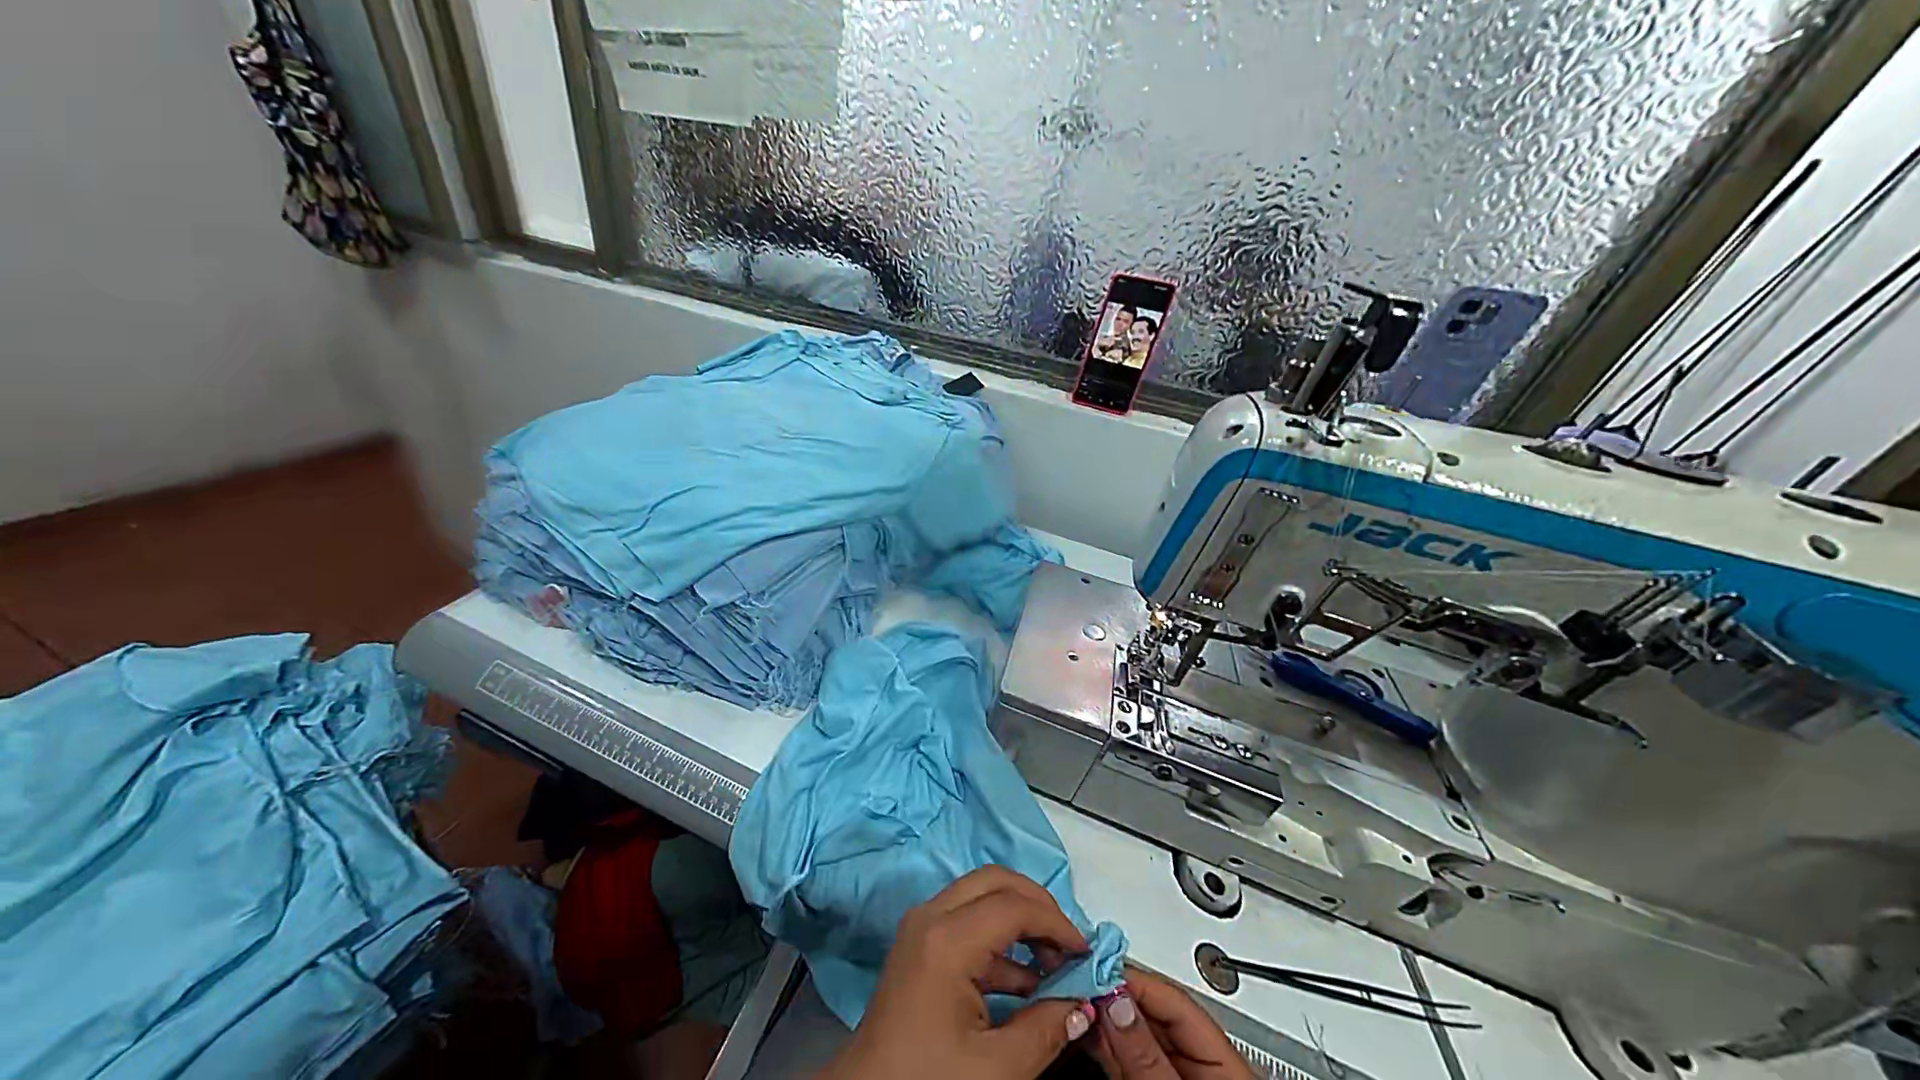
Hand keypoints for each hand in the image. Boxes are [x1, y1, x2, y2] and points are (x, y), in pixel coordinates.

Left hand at [818, 866, 1098, 1079]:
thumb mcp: (997, 1067)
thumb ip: (1047, 1029)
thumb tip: (1084, 1004)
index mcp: (947, 939)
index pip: (1015, 906)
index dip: (1057, 924)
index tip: (1087, 954)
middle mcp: (931, 917)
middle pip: (996, 882)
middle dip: (1039, 906)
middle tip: (1069, 945)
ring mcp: (921, 928)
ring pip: (981, 897)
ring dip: (1020, 922)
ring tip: (1054, 966)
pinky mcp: (919, 946)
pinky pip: (967, 921)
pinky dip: (1000, 940)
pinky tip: (1027, 983)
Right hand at [1087, 967, 1256, 1079]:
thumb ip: (1147, 1055)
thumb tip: (1117, 1001)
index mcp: (1227, 1063)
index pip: (1175, 1001)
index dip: (1134, 979)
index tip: (1097, 969)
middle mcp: (1203, 1065)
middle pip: (1154, 1014)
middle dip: (1114, 995)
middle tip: (1078, 980)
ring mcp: (1178, 1076)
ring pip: (1137, 1035)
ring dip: (1106, 1017)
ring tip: (1078, 999)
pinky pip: (1129, 1058)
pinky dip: (1107, 1043)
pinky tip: (1088, 1029)